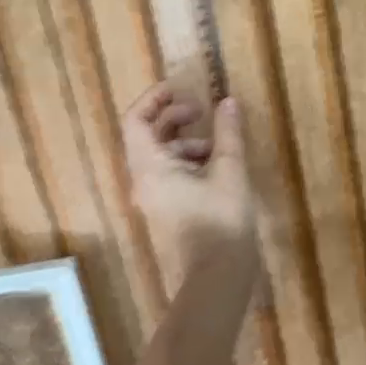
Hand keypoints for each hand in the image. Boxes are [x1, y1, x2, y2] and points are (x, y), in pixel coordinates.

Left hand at [123, 85, 258, 286]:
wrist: (217, 275)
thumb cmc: (221, 219)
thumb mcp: (230, 171)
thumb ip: (227, 134)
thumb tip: (227, 102)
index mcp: (149, 167)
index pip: (135, 120)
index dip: (155, 99)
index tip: (181, 89)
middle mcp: (143, 181)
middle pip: (147, 137)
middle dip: (174, 118)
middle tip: (203, 111)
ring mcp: (153, 199)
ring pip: (160, 158)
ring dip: (186, 142)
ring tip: (219, 145)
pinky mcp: (166, 212)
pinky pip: (169, 176)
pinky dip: (189, 163)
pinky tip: (218, 168)